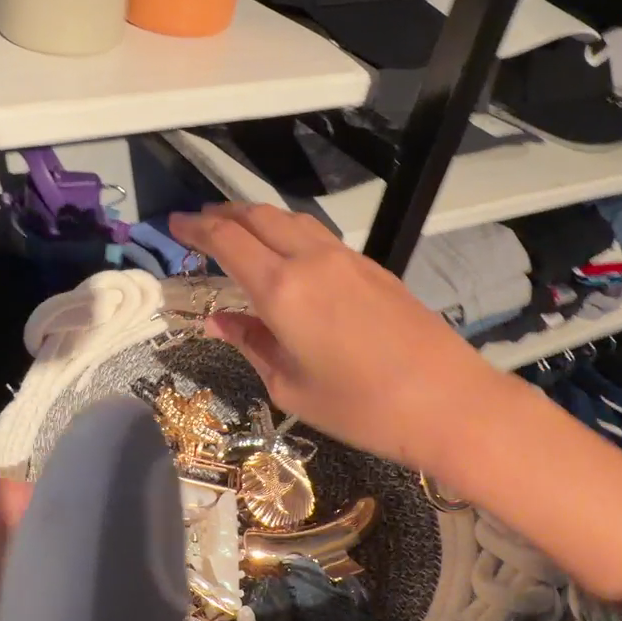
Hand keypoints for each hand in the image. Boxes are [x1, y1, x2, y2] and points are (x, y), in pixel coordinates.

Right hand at [169, 204, 508, 474]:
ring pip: (290, 219)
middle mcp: (310, 260)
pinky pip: (317, 235)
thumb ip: (251, 343)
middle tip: (198, 222)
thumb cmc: (360, 407)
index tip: (174, 224)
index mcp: (281, 289)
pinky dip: (288, 231)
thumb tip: (220, 320)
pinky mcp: (371, 267)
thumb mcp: (289, 386)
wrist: (447, 401)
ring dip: (257, 218)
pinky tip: (284, 252)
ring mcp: (346, 258)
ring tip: (236, 228)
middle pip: (258, 217)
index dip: (196, 228)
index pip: (228, 240)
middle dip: (222, 214)